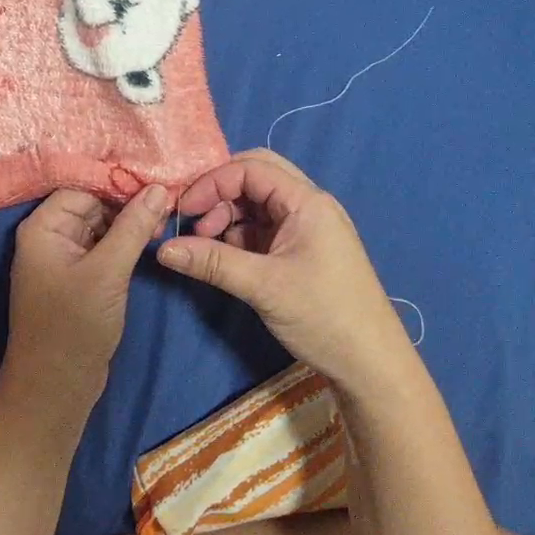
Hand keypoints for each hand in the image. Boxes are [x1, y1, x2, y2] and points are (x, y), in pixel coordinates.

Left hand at [6, 185, 172, 393]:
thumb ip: (133, 227)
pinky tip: (151, 238)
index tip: (157, 179)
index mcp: (44, 227)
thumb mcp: (108, 272)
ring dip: (129, 220)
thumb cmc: (73, 326)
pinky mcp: (78, 275)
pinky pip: (102, 244)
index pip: (83, 185)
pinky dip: (124, 240)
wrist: (56, 389)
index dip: (119, 180)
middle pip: (92, 201)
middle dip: (128, 200)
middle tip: (168, 202)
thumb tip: (159, 188)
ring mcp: (63, 256)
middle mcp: (50, 235)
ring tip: (165, 219)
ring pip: (101, 223)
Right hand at [156, 150, 413, 388]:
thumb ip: (212, 262)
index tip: (184, 210)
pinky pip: (264, 228)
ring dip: (227, 216)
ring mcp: (307, 228)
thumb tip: (163, 249)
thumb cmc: (324, 317)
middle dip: (219, 193)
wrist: (371, 365)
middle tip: (192, 220)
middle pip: (256, 177)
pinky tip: (223, 257)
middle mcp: (309, 205)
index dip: (213, 182)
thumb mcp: (263, 287)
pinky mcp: (303, 250)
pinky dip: (239, 236)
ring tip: (205, 245)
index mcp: (307, 202)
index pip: (251, 169)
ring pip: (258, 203)